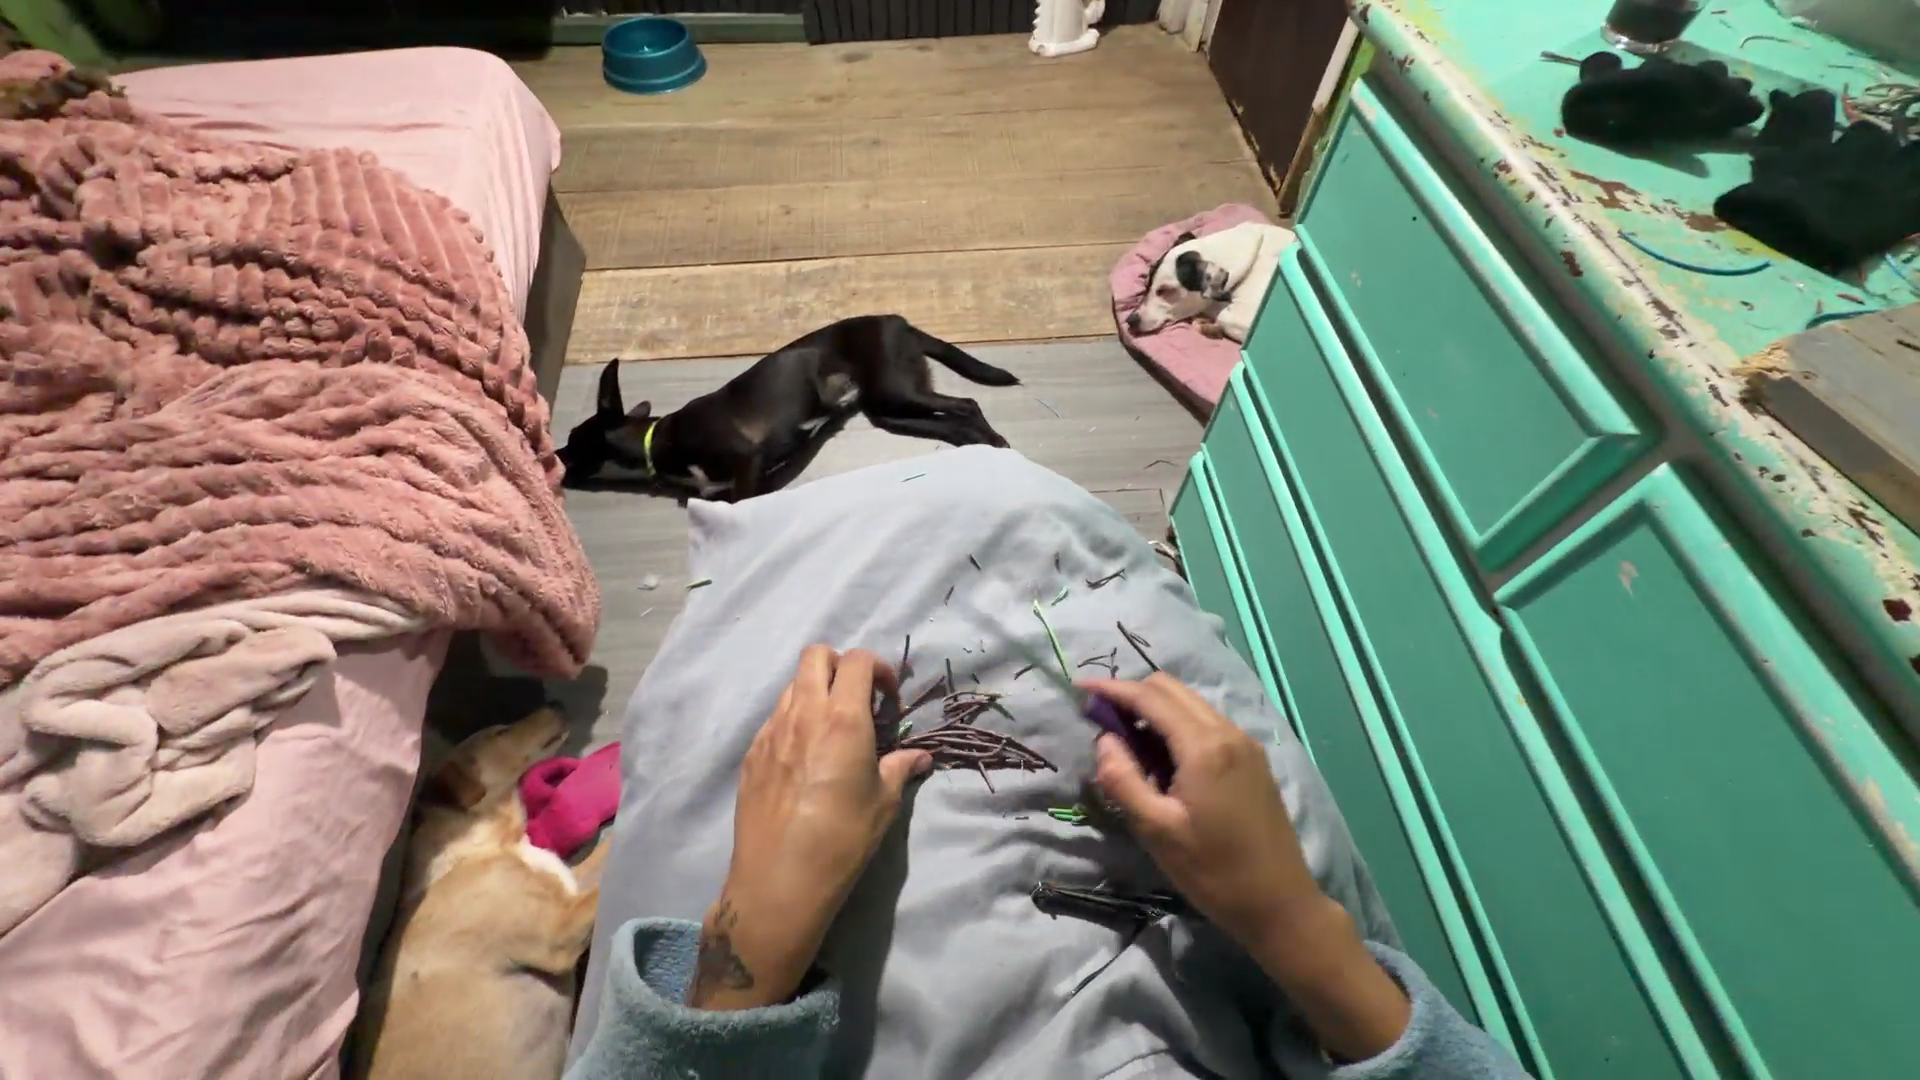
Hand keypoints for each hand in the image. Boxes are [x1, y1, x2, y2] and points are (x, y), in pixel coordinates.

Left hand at [690, 646, 931, 1010]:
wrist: (779, 880)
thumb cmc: (842, 838)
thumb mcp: (883, 802)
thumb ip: (900, 767)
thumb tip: (920, 757)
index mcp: (842, 718)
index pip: (858, 660)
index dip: (878, 668)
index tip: (887, 698)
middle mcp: (804, 712)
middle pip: (816, 655)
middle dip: (841, 665)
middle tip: (857, 700)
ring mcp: (772, 730)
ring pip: (792, 685)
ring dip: (816, 692)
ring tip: (831, 731)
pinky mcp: (752, 753)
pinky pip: (775, 718)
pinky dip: (794, 721)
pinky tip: (804, 759)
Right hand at [1086, 674, 1409, 1062]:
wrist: (1283, 906)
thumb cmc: (1215, 873)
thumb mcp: (1157, 832)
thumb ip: (1123, 779)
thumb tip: (1104, 740)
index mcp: (1204, 747)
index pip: (1149, 697)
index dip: (1111, 688)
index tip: (1080, 689)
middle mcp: (1228, 732)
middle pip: (1170, 688)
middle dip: (1131, 693)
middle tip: (1101, 719)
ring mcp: (1245, 743)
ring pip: (1189, 701)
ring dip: (1154, 708)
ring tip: (1126, 740)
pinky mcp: (1252, 758)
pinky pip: (1205, 721)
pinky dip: (1176, 723)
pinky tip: (1162, 756)